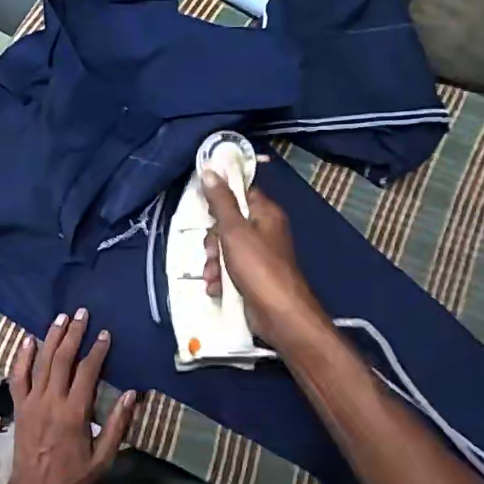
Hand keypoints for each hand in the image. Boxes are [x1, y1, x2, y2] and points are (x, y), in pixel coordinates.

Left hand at [1, 308, 136, 483]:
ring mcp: (31, 402)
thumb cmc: (72, 477)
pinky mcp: (19, 407)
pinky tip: (28, 340)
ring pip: (41, 361)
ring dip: (51, 337)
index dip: (97, 350)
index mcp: (74, 412)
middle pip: (62, 358)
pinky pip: (18, 377)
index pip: (87, 371)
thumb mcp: (103, 458)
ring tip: (61, 317)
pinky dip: (22, 357)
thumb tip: (133, 394)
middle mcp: (51, 401)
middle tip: (82, 313)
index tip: (105, 334)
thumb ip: (118, 424)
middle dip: (73, 333)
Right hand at [200, 170, 329, 350]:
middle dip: (214, 240)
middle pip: (229, 222)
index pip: (241, 191)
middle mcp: (264, 230)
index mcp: (266, 213)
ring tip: (214, 277)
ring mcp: (260, 255)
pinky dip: (221, 278)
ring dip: (214, 263)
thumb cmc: (258, 267)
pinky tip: (217, 289)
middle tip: (213, 253)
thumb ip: (221, 201)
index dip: (221, 196)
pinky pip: (230, 269)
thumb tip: (210, 169)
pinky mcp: (253, 276)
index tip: (204, 206)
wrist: (279, 314)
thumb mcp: (235, 231)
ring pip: (226, 248)